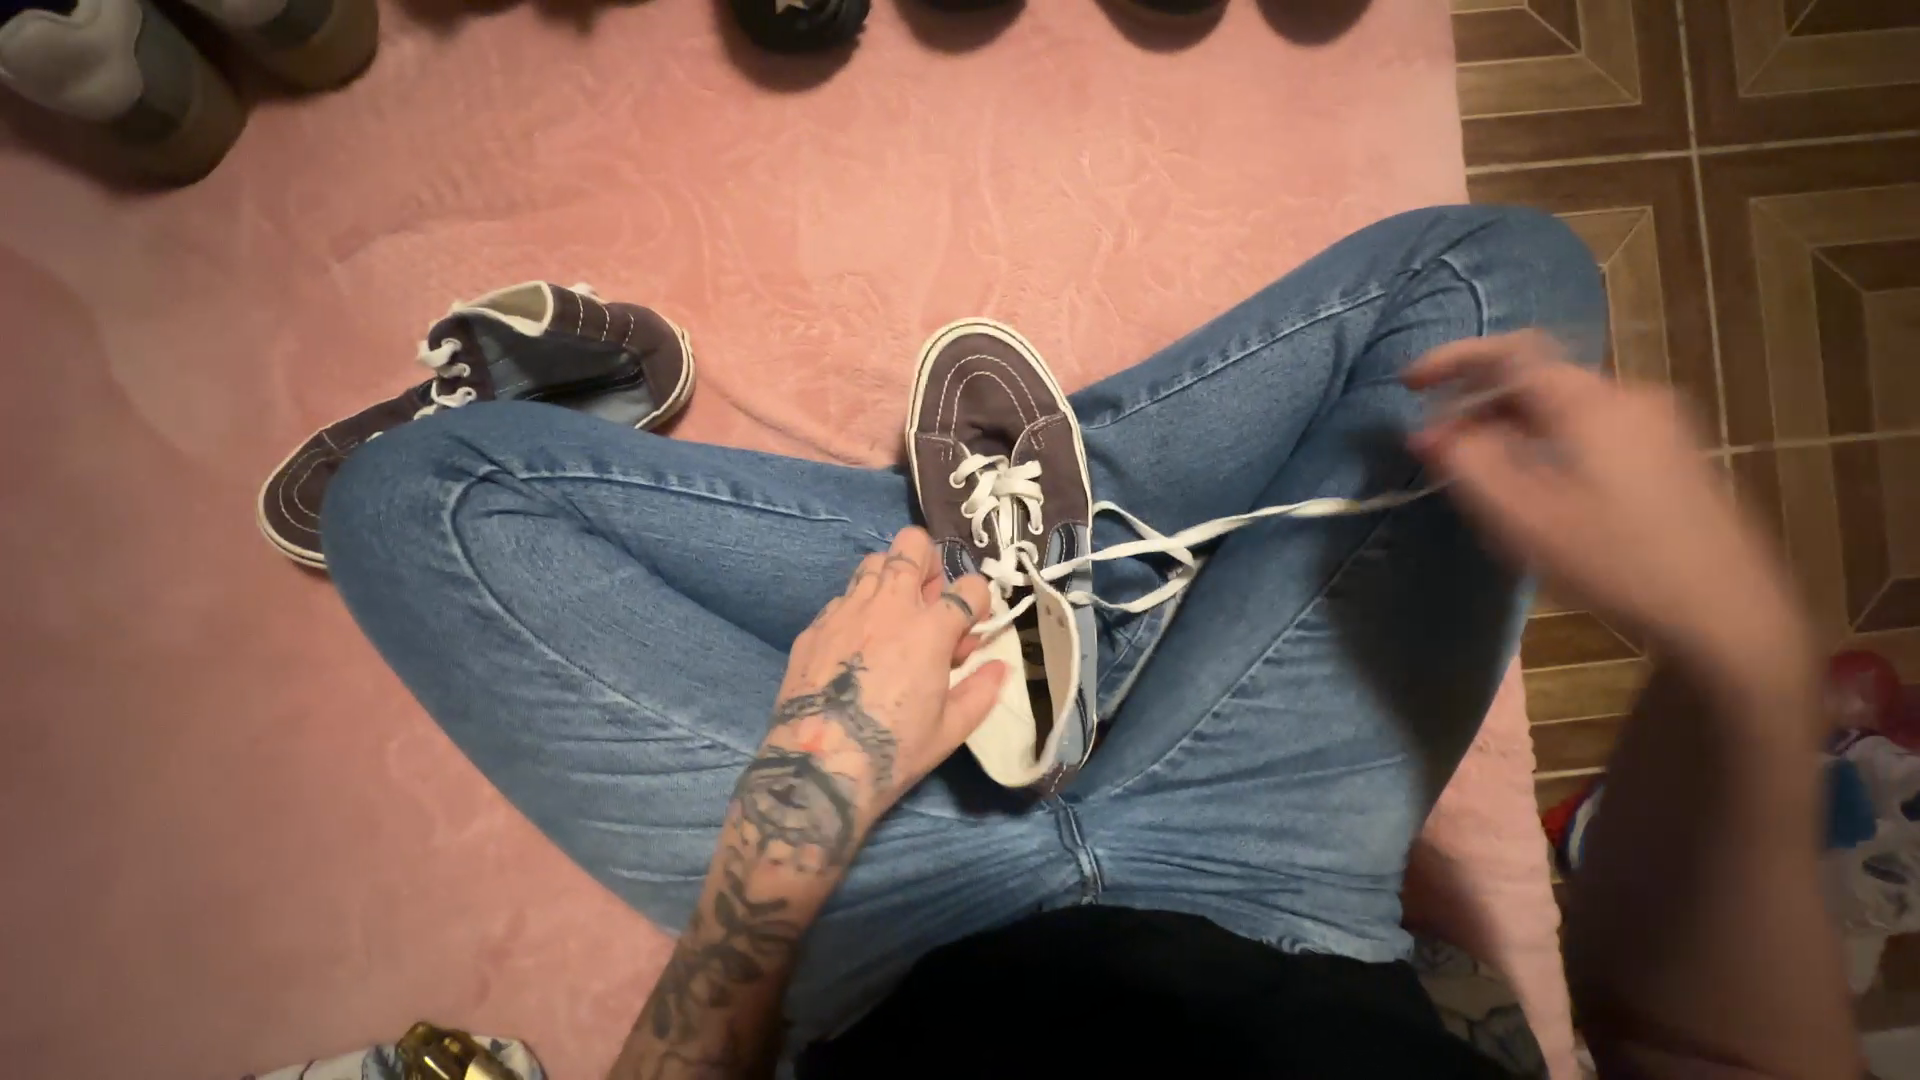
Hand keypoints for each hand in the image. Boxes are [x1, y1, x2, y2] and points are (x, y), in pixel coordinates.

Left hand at [732, 528, 1003, 872]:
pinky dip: (859, 609)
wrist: (817, 765)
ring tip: (894, 615)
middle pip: (912, 545)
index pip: (969, 586)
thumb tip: (1000, 667)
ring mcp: (846, 610)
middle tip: (930, 599)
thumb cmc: (894, 749)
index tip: (971, 629)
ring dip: (892, 578)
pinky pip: (843, 597)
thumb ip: (981, 691)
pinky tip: (857, 645)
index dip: (979, 601)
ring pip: (873, 561)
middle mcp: (888, 606)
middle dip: (930, 563)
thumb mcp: (950, 729)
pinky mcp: (815, 626)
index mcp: (930, 630)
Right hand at [1405, 331, 1809, 674]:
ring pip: (1559, 404)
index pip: (1511, 351)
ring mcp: (1655, 423)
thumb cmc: (1610, 559)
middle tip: (1436, 444)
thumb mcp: (1519, 516)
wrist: (1725, 610)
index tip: (1409, 385)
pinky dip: (1540, 437)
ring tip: (1475, 468)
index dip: (1453, 359)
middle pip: (1535, 377)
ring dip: (1505, 424)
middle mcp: (1627, 397)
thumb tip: (1427, 432)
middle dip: (1474, 402)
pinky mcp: (1666, 452)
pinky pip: (1585, 425)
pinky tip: (1529, 483)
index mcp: (1590, 404)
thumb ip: (1466, 463)